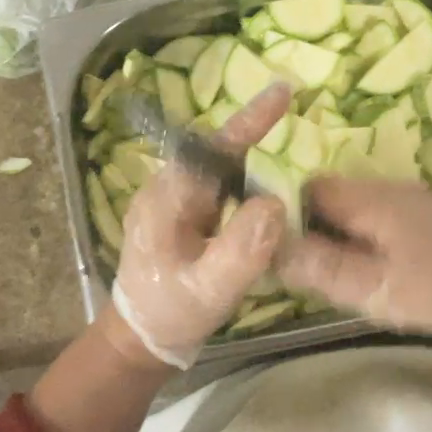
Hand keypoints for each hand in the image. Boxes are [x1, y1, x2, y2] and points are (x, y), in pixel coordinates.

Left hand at [110, 84, 291, 367]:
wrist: (140, 337)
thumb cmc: (171, 314)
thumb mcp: (210, 290)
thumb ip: (242, 249)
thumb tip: (274, 202)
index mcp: (165, 202)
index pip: (209, 150)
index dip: (247, 122)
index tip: (282, 93)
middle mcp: (163, 192)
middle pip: (211, 152)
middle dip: (250, 132)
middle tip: (291, 112)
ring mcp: (168, 202)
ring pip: (213, 168)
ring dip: (247, 158)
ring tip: (283, 152)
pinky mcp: (177, 216)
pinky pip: (213, 187)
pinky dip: (240, 182)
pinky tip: (260, 193)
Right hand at [276, 178, 431, 353]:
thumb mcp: (375, 290)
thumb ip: (321, 268)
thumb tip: (269, 250)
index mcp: (372, 199)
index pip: (310, 189)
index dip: (288, 215)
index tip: (281, 249)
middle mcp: (390, 187)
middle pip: (331, 196)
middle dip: (313, 226)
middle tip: (309, 269)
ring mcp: (412, 199)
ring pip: (355, 207)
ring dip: (340, 234)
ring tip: (337, 273)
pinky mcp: (428, 216)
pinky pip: (378, 216)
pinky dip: (365, 237)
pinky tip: (372, 268)